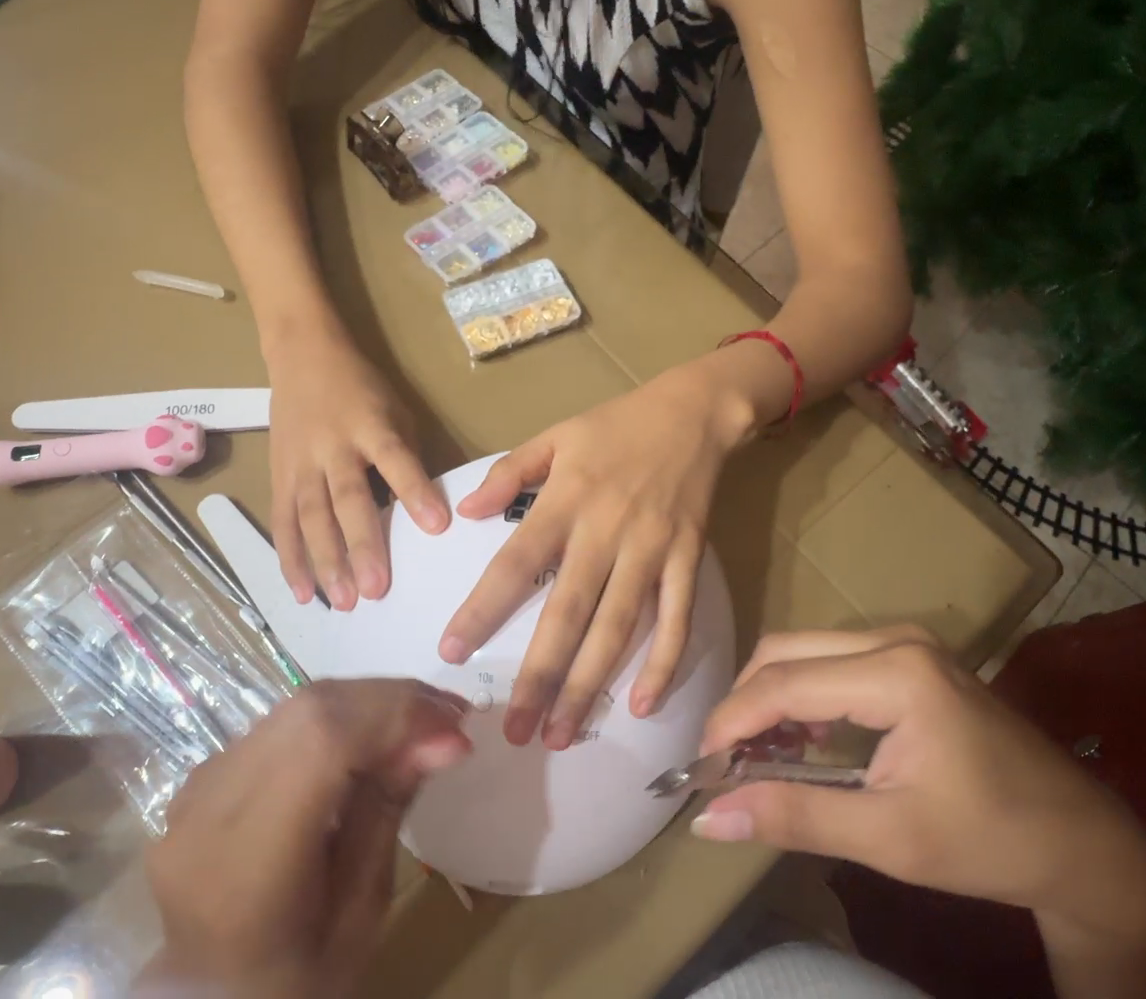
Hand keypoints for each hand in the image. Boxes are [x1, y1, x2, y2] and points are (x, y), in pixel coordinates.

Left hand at [144, 679, 471, 998]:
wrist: (213, 994)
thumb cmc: (298, 972)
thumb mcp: (359, 912)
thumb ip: (388, 812)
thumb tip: (444, 738)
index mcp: (248, 862)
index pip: (323, 744)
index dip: (396, 717)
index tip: (458, 729)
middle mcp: (210, 808)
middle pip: (310, 711)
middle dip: (391, 701)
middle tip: (452, 716)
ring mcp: (199, 786)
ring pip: (296, 707)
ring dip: (367, 703)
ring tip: (423, 720)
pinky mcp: (203, 776)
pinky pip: (281, 724)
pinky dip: (337, 718)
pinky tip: (373, 734)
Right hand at [267, 335, 448, 610]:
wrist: (301, 356)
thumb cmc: (362, 389)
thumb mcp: (396, 411)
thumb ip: (406, 457)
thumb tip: (420, 511)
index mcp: (371, 426)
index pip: (395, 460)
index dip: (414, 492)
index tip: (437, 527)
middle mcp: (333, 447)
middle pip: (346, 498)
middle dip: (361, 545)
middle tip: (377, 589)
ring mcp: (301, 464)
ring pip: (311, 516)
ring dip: (326, 562)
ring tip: (344, 602)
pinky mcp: (278, 476)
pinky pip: (283, 522)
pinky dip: (290, 559)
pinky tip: (303, 592)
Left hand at [440, 366, 750, 749]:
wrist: (692, 413)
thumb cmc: (615, 425)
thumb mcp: (555, 434)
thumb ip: (510, 472)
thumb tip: (466, 513)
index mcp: (566, 501)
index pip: (516, 564)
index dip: (484, 609)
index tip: (452, 652)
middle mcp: (606, 533)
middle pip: (568, 614)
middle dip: (540, 677)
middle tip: (514, 732)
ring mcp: (652, 551)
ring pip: (618, 628)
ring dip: (591, 685)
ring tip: (562, 733)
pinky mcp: (688, 560)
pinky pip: (676, 619)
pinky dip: (663, 663)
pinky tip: (644, 706)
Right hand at [692, 627, 1145, 936]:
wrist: (1081, 842)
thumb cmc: (989, 841)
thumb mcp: (888, 837)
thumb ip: (795, 816)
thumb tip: (707, 818)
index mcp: (896, 674)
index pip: (783, 683)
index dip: (731, 722)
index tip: (701, 766)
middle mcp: (896, 641)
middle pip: (785, 652)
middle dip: (744, 703)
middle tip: (723, 761)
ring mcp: (906, 645)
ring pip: (804, 652)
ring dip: (769, 698)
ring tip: (753, 757)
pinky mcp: (911, 660)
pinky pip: (831, 662)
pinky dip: (800, 695)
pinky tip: (799, 741)